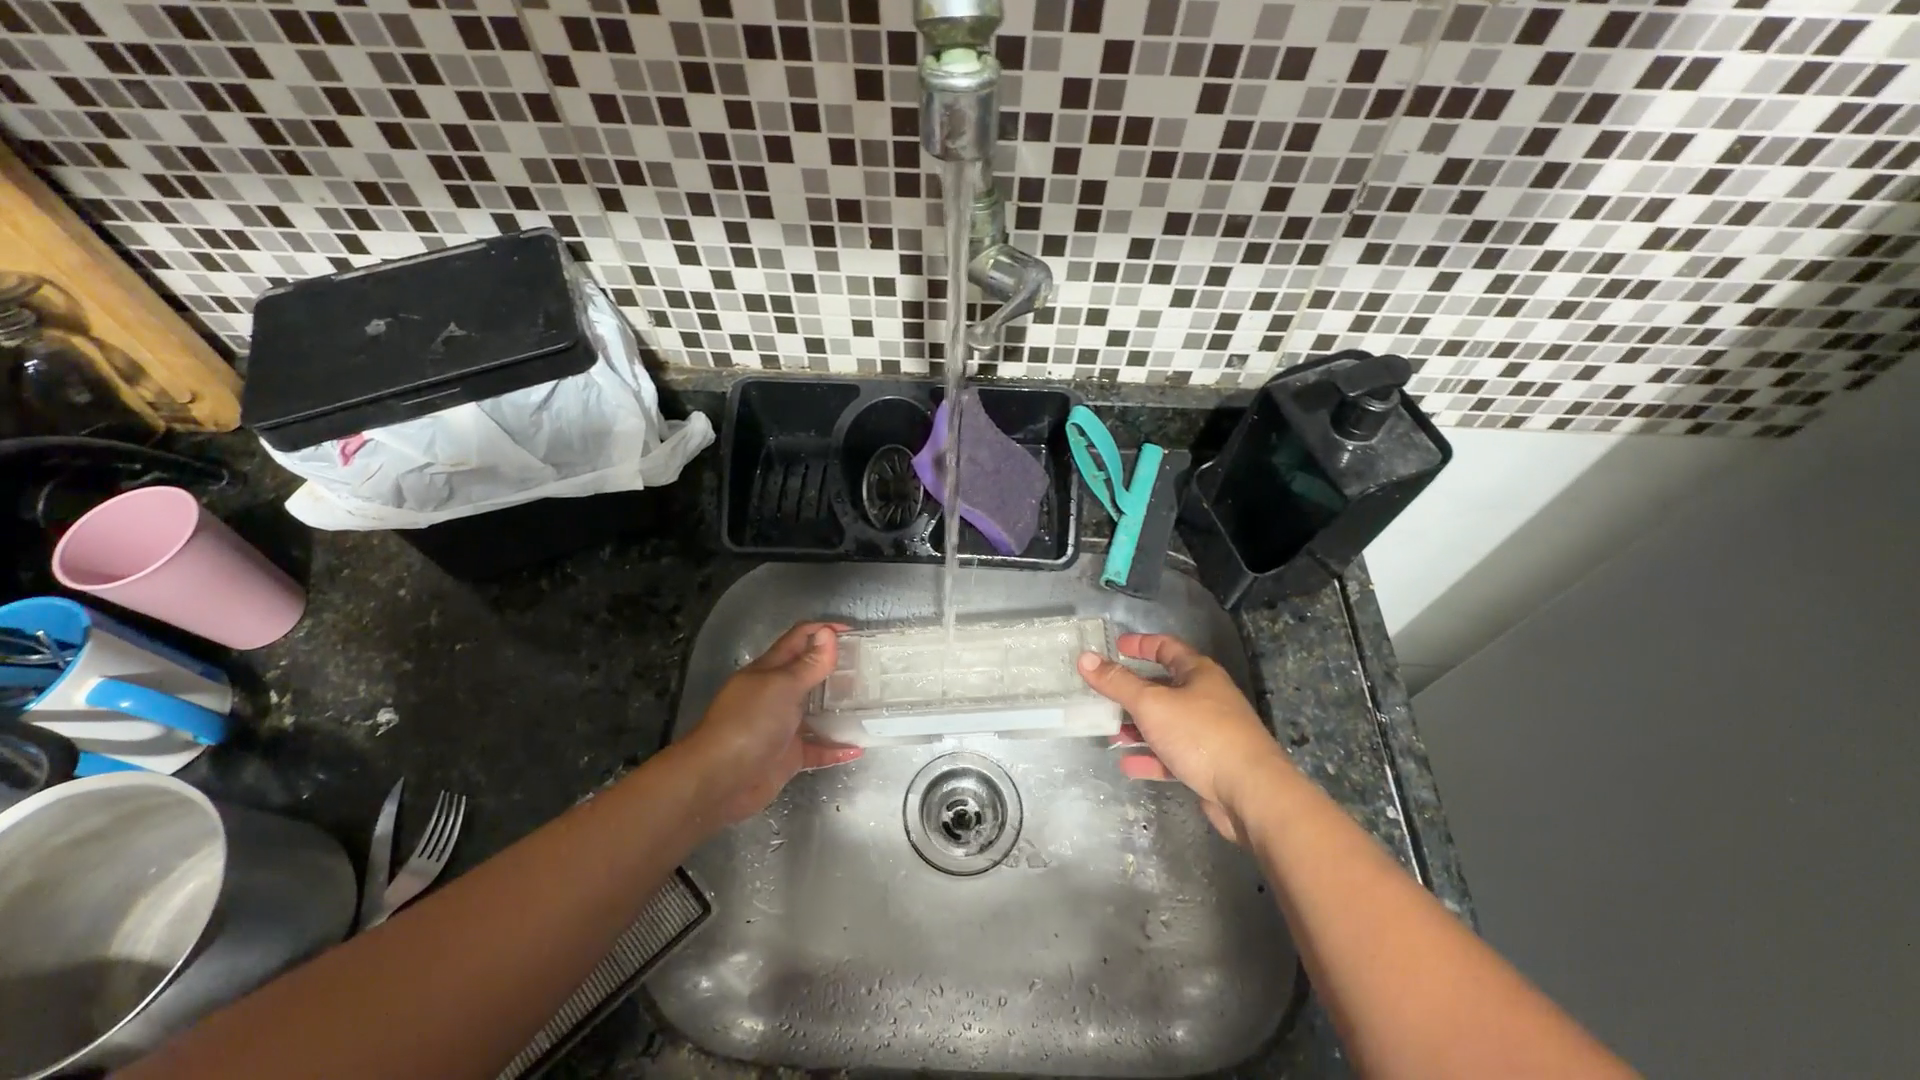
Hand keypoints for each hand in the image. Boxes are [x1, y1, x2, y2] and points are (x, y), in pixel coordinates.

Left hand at [686, 621, 861, 823]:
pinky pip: (817, 750)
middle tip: (871, 669)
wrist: (718, 781)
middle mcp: (775, 695)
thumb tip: (828, 633)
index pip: (798, 640)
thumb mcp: (781, 687)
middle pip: (809, 675)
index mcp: (769, 671)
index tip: (855, 634)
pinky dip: (835, 749)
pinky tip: (857, 748)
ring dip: (840, 710)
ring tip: (871, 705)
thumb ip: (808, 664)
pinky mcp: (787, 757)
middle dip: (837, 669)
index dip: (823, 632)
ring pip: (816, 714)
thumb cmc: (748, 724)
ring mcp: (781, 728)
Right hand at [1078, 632, 1291, 842]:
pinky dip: (1151, 758)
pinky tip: (1128, 765)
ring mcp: (1210, 732)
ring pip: (1167, 723)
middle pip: (1164, 687)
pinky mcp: (1209, 764)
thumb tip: (1085, 657)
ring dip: (1139, 727)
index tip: (1114, 647)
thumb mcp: (1152, 704)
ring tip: (1110, 733)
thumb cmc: (1201, 735)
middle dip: (1132, 693)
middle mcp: (1207, 698)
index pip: (1167, 647)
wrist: (1250, 791)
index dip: (1141, 645)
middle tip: (1102, 696)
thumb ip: (1118, 683)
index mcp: (1199, 673)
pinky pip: (1173, 755)